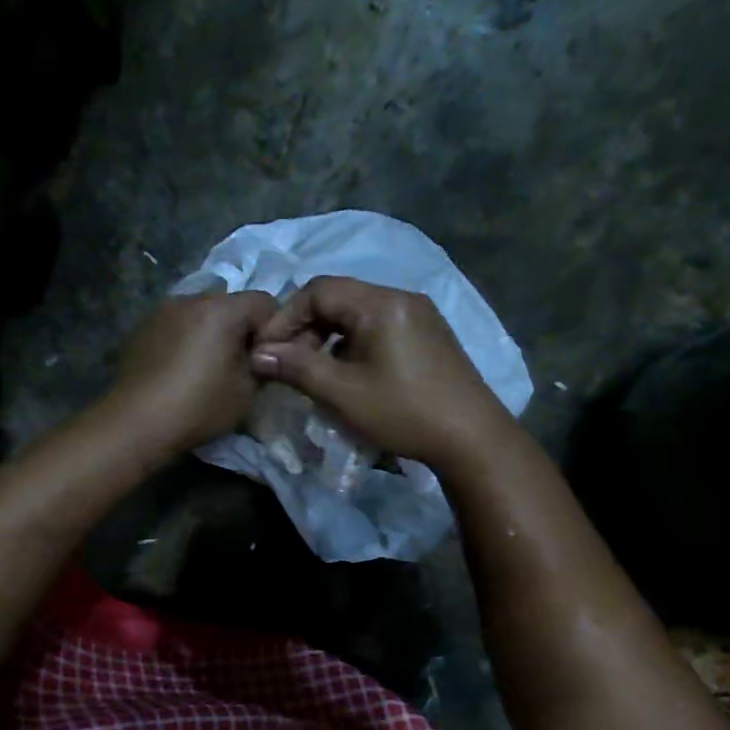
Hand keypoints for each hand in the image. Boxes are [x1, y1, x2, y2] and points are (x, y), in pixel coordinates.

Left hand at [109, 290, 276, 449]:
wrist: (136, 423)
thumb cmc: (197, 407)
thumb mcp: (245, 392)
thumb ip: (260, 365)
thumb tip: (259, 355)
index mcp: (221, 309)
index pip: (264, 302)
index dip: (273, 329)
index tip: (265, 359)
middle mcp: (190, 299)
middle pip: (229, 304)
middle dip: (239, 329)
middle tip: (237, 365)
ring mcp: (161, 312)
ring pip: (199, 313)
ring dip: (210, 332)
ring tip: (205, 367)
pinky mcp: (141, 329)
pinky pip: (175, 326)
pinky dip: (184, 339)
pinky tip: (178, 370)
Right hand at [251, 277, 497, 464]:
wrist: (471, 438)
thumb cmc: (403, 412)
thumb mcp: (342, 392)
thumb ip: (296, 367)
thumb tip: (257, 354)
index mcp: (381, 303)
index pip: (319, 290)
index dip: (285, 317)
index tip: (266, 350)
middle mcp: (401, 298)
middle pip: (338, 298)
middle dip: (304, 328)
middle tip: (286, 364)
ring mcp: (418, 315)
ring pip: (356, 314)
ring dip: (326, 337)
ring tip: (311, 372)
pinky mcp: (426, 335)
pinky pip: (376, 327)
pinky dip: (349, 344)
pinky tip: (344, 374)